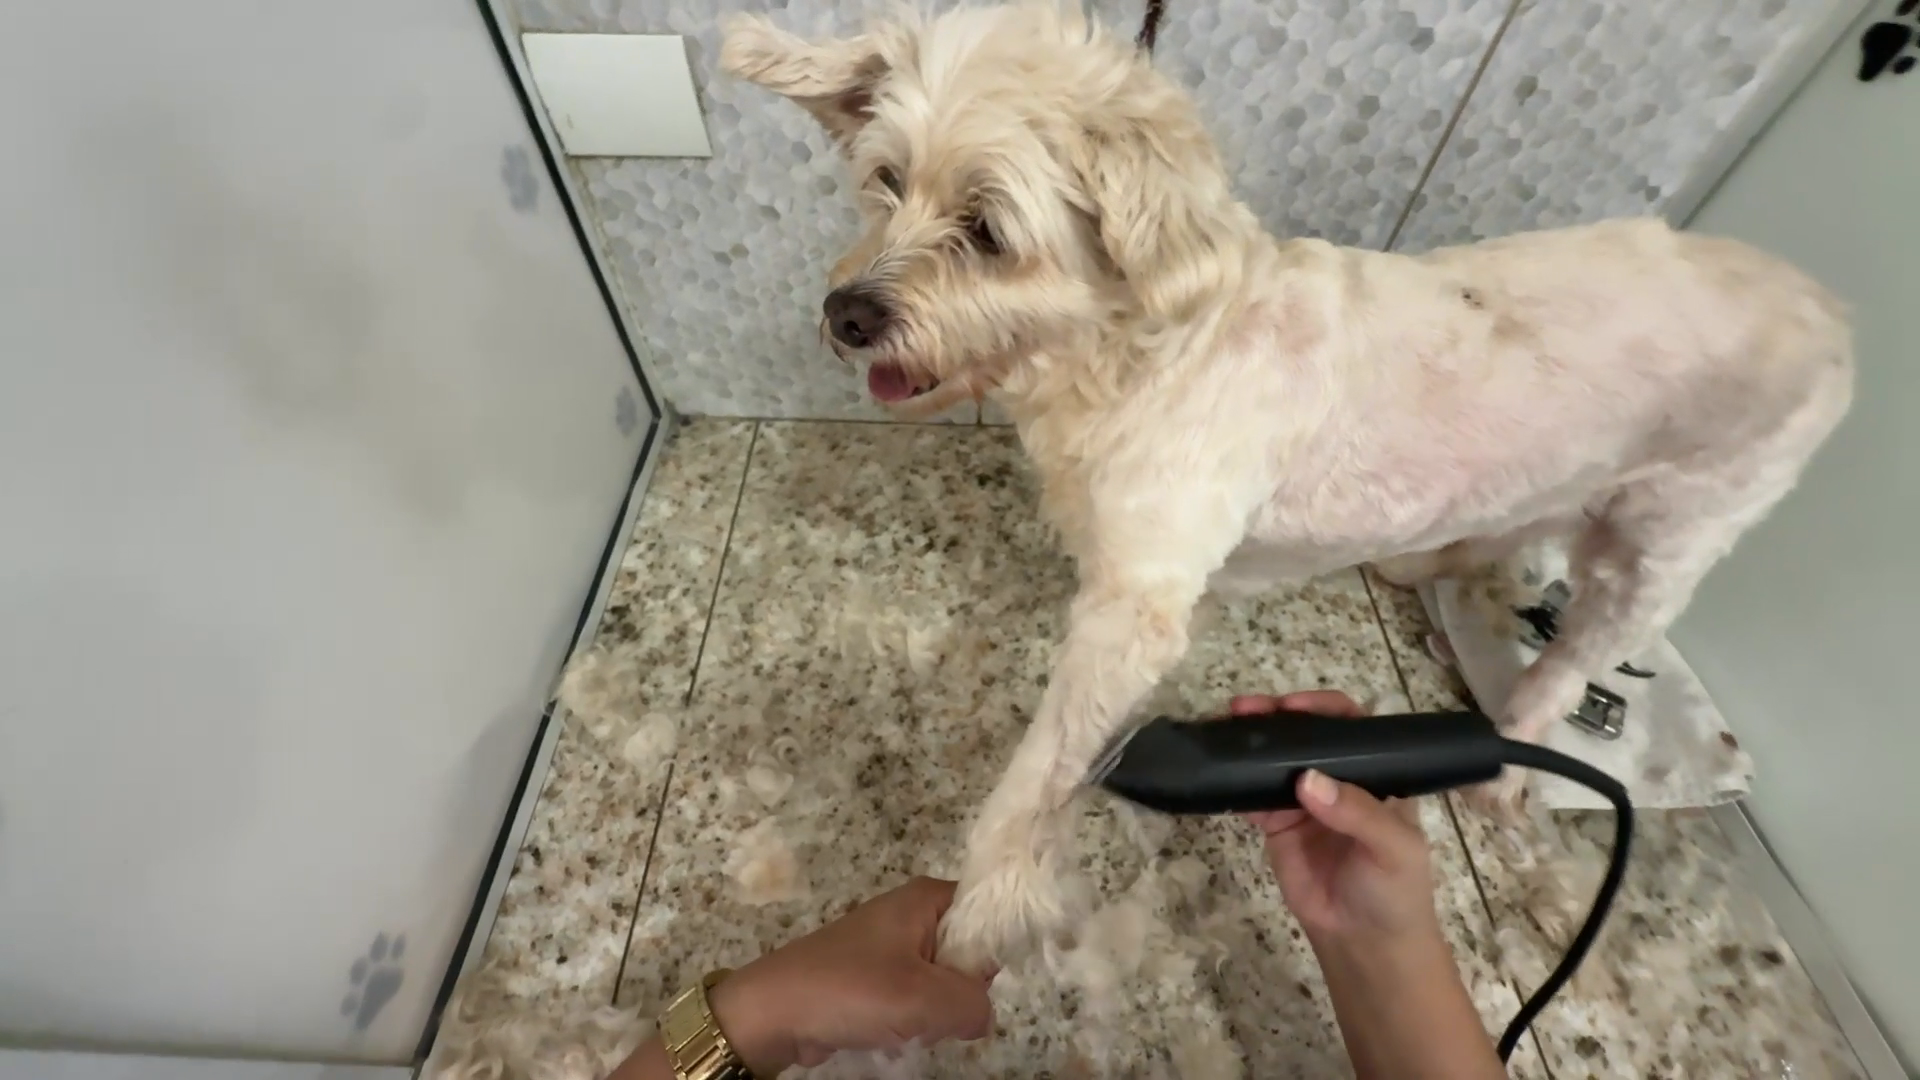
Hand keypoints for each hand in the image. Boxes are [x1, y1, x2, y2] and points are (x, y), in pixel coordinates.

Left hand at [708, 877, 995, 1073]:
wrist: (776, 1010)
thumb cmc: (851, 989)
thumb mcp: (922, 998)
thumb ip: (972, 1004)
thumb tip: (985, 1013)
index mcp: (927, 897)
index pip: (987, 912)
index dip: (994, 949)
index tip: (981, 986)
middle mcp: (913, 911)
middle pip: (966, 951)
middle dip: (960, 989)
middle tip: (939, 1010)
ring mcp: (893, 942)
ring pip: (941, 979)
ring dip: (935, 1011)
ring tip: (912, 1025)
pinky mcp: (876, 974)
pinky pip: (915, 996)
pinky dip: (912, 1019)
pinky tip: (895, 1036)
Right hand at [1234, 691, 1439, 943]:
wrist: (1365, 944)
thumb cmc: (1395, 891)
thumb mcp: (1393, 849)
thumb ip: (1357, 813)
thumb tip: (1306, 780)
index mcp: (1373, 775)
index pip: (1349, 726)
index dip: (1321, 708)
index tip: (1291, 706)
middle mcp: (1335, 779)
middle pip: (1302, 735)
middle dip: (1273, 716)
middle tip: (1243, 709)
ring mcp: (1301, 800)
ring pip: (1272, 759)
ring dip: (1248, 741)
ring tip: (1222, 726)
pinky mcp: (1275, 822)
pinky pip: (1250, 793)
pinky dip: (1233, 779)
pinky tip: (1217, 767)